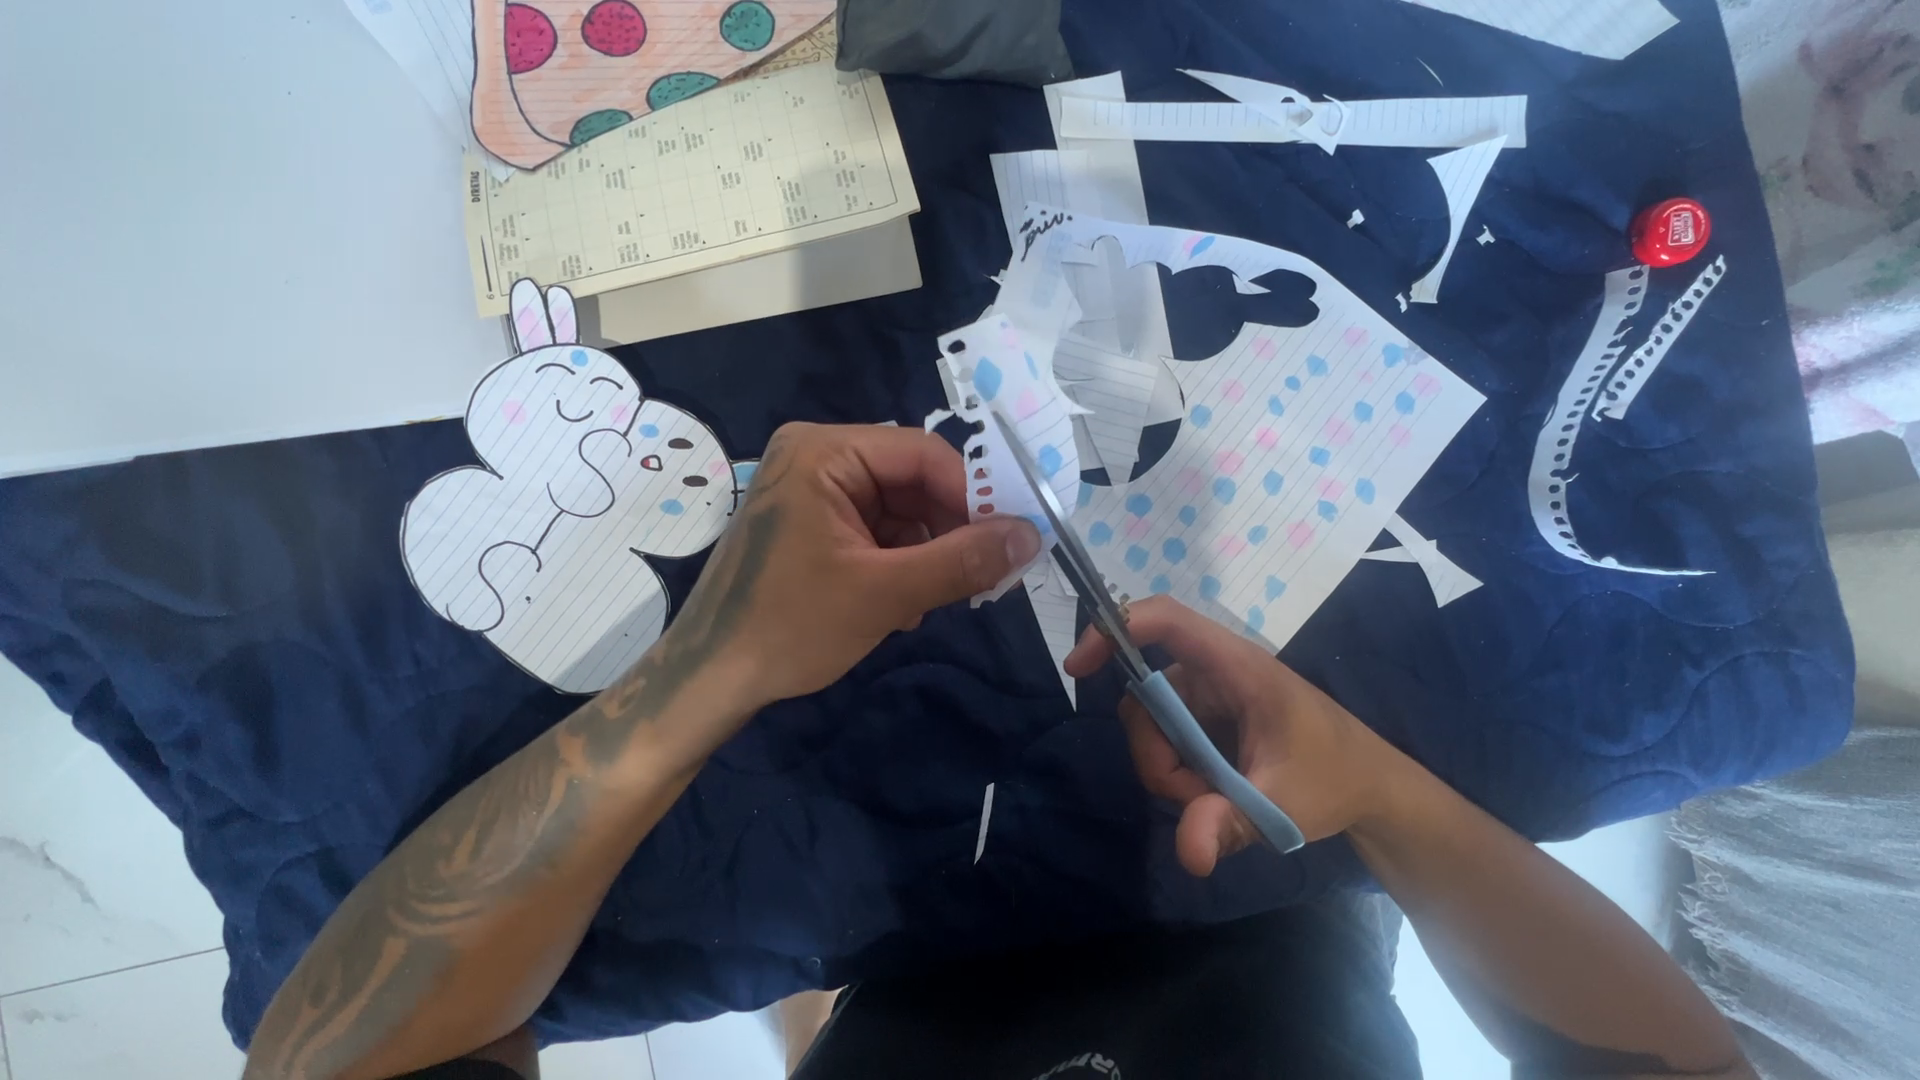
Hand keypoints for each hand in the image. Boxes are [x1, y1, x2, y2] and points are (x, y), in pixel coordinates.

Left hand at [664, 422, 1040, 721]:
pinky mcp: (812, 526)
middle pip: (912, 481)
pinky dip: (900, 564)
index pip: (923, 454)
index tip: (1011, 541)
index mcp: (824, 452)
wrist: (711, 680)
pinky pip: (876, 531)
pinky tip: (905, 605)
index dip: (973, 496)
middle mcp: (817, 458)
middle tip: (984, 576)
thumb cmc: (789, 628)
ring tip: (937, 600)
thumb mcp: (884, 594)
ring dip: (927, 554)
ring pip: (900, 510)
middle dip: (949, 530)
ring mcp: (812, 492)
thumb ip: (962, 562)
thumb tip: (1030, 537)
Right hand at [1063, 596, 1404, 875]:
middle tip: (1192, 800)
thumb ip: (1233, 822)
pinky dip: (1176, 772)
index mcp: (1237, 667)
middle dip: (1154, 753)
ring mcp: (1209, 697)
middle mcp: (1215, 673)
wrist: (1373, 789)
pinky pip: (1167, 738)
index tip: (1078, 666)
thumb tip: (1187, 855)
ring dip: (1167, 770)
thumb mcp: (1286, 805)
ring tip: (1212, 803)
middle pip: (1147, 694)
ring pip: (1152, 722)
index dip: (1116, 628)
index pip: (1166, 621)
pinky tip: (1210, 795)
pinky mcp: (1208, 719)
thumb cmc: (1336, 779)